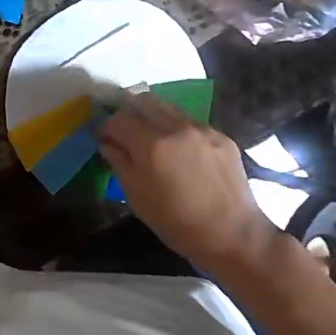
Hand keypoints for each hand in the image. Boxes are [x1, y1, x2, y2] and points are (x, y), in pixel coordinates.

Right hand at [99, 95, 279, 269]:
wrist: (231, 234)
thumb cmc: (174, 220)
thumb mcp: (135, 194)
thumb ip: (119, 162)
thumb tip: (108, 143)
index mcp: (151, 144)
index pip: (118, 119)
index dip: (106, 127)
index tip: (104, 139)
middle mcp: (176, 128)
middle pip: (144, 100)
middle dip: (128, 112)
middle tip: (124, 131)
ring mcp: (202, 129)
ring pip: (169, 108)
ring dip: (153, 116)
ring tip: (151, 139)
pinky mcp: (221, 137)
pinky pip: (190, 122)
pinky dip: (176, 129)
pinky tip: (179, 151)